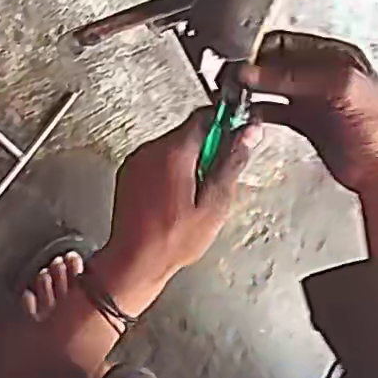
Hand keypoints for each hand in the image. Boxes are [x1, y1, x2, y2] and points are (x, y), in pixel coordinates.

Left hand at [102, 108, 258, 284]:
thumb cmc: (173, 239)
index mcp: (173, 153)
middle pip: (188, 133)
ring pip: (172, 147)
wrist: (136, 260)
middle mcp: (150, 150)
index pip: (204, 117)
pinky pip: (156, 160)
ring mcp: (136, 161)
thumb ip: (231, 163)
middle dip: (207, 149)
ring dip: (188, 161)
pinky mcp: (129, 173)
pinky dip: (170, 171)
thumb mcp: (215, 204)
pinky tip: (175, 198)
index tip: (238, 136)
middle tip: (215, 180)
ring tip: (193, 195)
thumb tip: (248, 135)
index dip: (225, 125)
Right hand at [241, 30, 377, 193]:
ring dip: (249, 90)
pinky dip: (256, 111)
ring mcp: (311, 98)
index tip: (237, 62)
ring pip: (270, 87)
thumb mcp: (339, 87)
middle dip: (250, 70)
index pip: (285, 42)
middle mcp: (320, 73)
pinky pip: (272, 110)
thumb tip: (251, 71)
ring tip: (229, 95)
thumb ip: (293, 76)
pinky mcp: (304, 121)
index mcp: (334, 55)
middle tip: (227, 79)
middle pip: (273, 64)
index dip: (259, 50)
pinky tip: (244, 114)